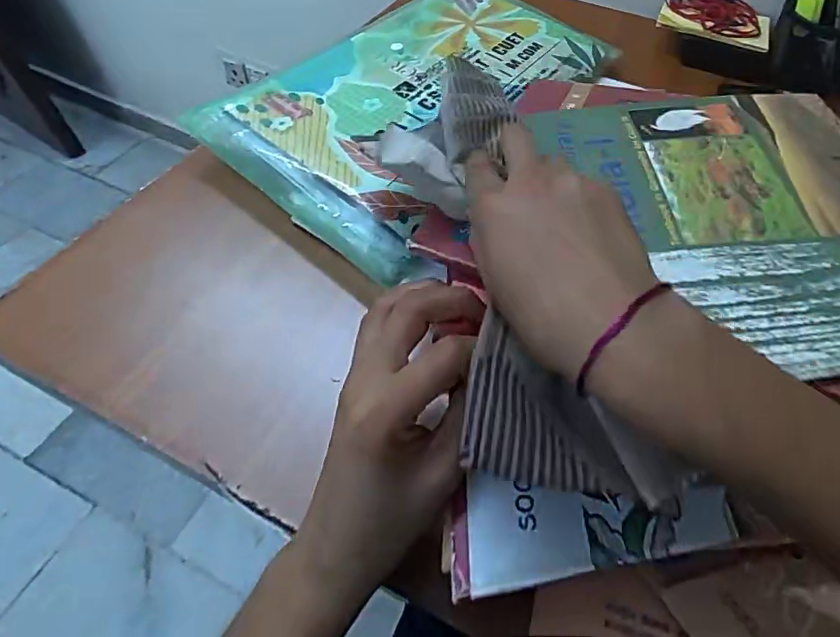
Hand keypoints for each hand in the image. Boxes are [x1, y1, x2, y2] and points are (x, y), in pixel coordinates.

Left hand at [287, 281, 482, 601]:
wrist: (335, 545)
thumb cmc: (390, 522)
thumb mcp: (443, 476)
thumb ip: (469, 416)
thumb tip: (491, 368)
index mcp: (385, 409)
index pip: (443, 353)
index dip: (480, 347)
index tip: (505, 355)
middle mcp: (364, 377)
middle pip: (408, 309)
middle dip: (453, 299)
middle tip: (487, 311)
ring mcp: (354, 371)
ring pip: (386, 304)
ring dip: (426, 294)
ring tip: (462, 307)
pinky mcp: (354, 374)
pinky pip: (376, 320)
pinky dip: (407, 306)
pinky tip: (433, 319)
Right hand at [463, 121, 660, 377]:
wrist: (611, 323)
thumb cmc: (540, 316)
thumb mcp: (494, 278)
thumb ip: (490, 236)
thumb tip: (497, 221)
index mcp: (492, 205)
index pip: (476, 163)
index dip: (480, 167)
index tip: (486, 178)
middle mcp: (529, 181)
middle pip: (515, 134)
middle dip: (512, 145)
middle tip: (520, 175)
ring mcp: (570, 180)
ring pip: (555, 162)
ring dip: (551, 180)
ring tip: (565, 214)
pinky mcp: (604, 188)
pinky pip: (584, 184)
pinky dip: (582, 200)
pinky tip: (594, 230)